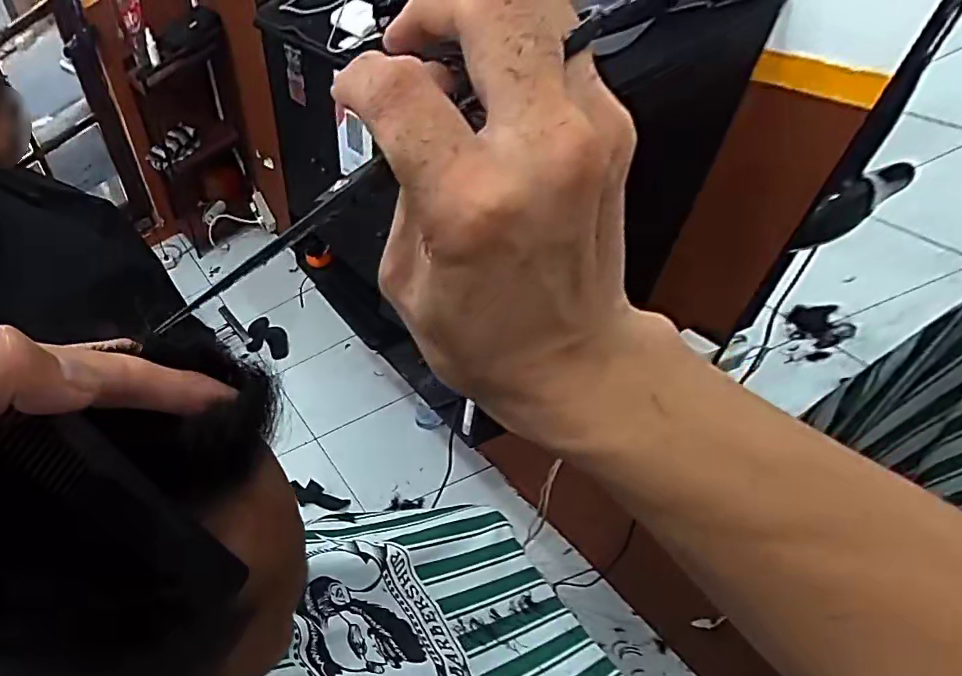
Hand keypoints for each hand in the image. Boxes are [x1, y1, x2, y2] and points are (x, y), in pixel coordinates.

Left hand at [0, 326, 233, 598]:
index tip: (212, 395)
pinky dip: (88, 457)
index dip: (146, 378)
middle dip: (145, 387)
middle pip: (79, 382)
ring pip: (68, 419)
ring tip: (179, 437)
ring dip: (123, 420)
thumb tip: (79, 371)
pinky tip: (113, 475)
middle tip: (206, 408)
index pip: (76, 364)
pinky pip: (48, 458)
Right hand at [330, 0, 667, 439]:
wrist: (569, 355)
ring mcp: (587, 129)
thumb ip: (401, 193)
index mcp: (469, 203)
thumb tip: (402, 134)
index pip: (405, 93)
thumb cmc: (487, 336)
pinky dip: (516, 59)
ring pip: (540, 12)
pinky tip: (489, 98)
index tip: (350, 88)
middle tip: (405, 36)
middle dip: (436, 6)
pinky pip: (560, 55)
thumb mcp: (405, 278)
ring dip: (483, 20)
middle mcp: (537, 151)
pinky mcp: (611, 125)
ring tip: (447, 61)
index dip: (363, 77)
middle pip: (494, 8)